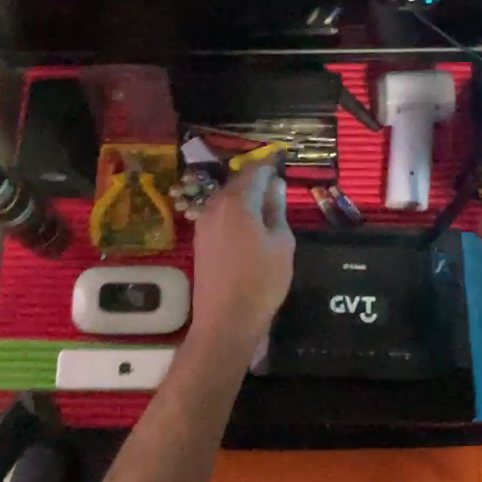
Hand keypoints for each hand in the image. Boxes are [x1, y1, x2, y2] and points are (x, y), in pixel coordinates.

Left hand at [188, 161, 295, 355]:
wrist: (225, 322)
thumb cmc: (261, 282)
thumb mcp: (281, 244)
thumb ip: (276, 210)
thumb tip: (274, 186)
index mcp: (237, 202)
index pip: (254, 171)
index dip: (269, 164)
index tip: (281, 160)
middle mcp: (215, 207)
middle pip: (237, 185)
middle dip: (256, 181)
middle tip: (277, 184)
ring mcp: (203, 225)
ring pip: (227, 201)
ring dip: (245, 199)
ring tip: (267, 207)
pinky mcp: (201, 243)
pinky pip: (220, 218)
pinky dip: (236, 215)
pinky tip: (250, 227)